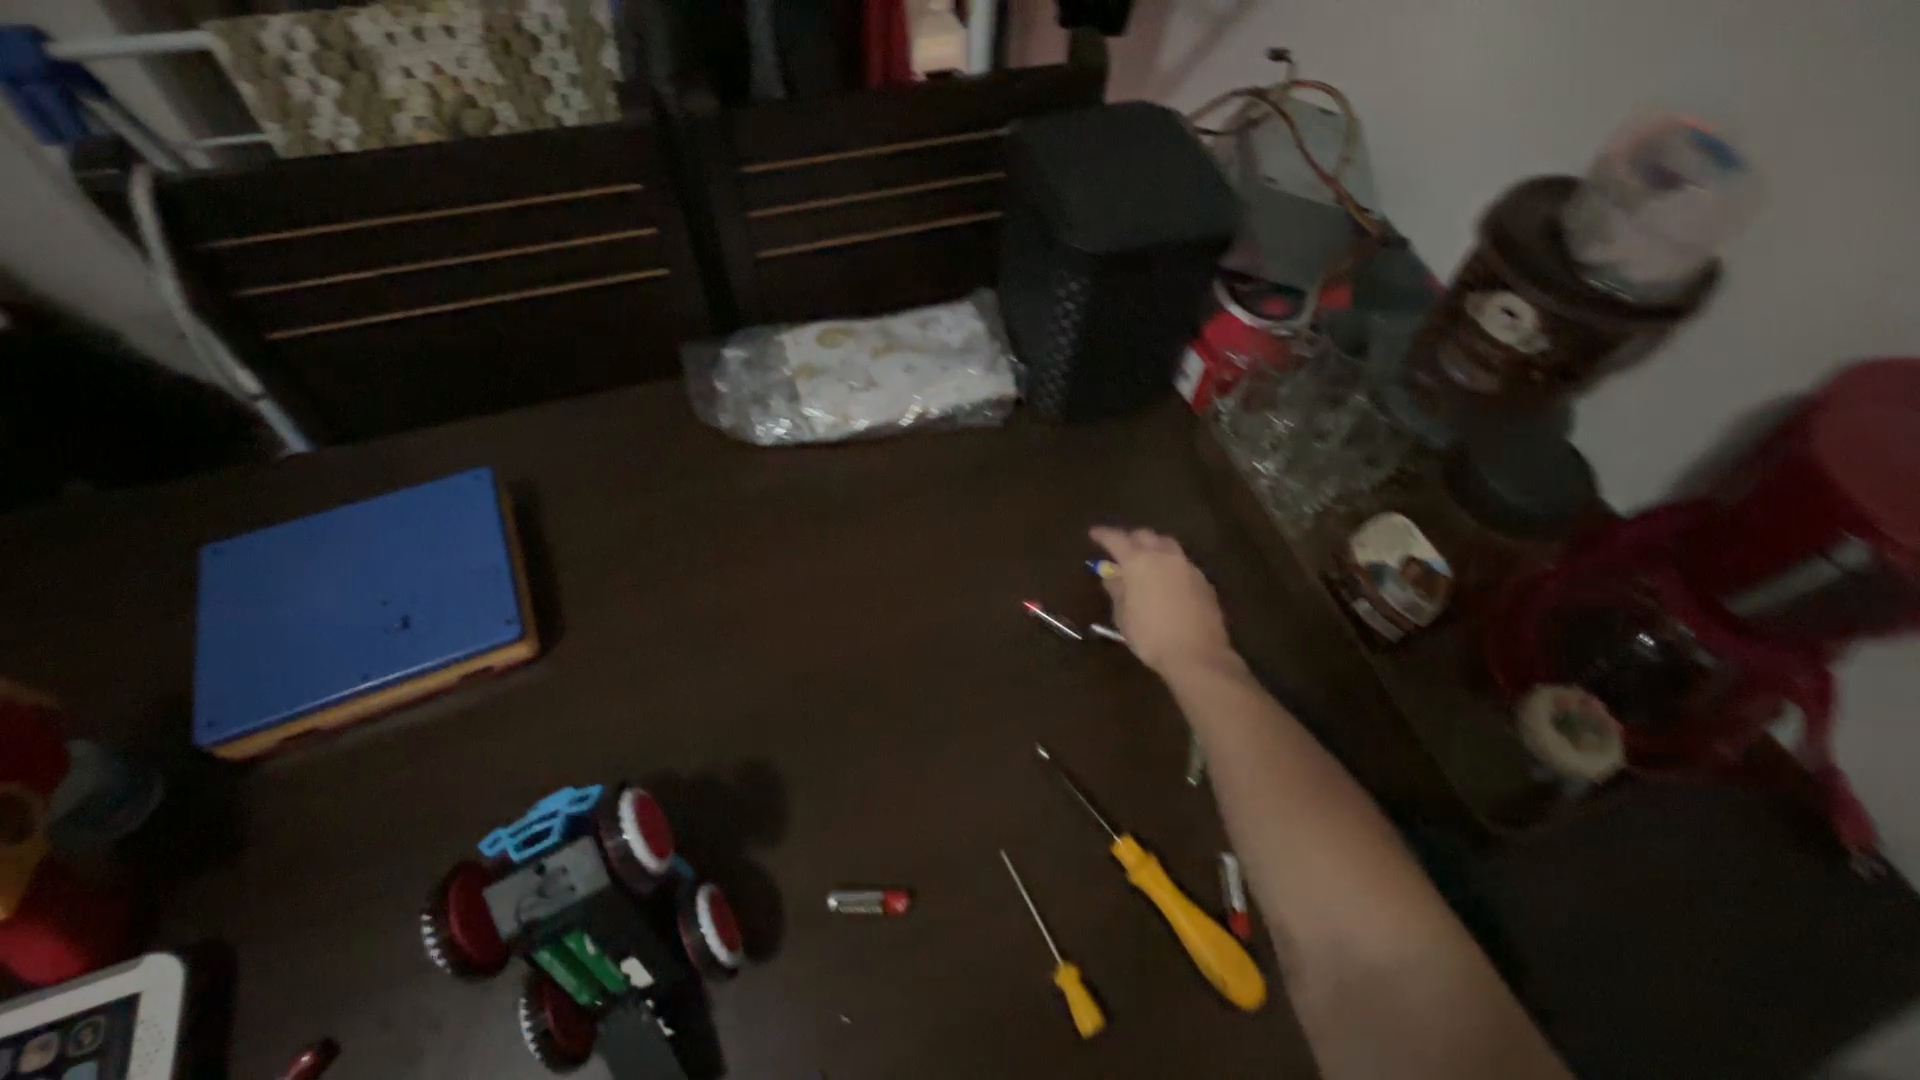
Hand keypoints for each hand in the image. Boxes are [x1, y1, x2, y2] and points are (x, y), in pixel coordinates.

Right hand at [1089, 527, 1236, 678]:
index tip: (1093, 533)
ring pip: (1167, 545)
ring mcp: (1187, 566)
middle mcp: (1164, 556)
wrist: (1196, 653)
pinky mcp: (1203, 580)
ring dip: (1153, 548)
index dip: (1103, 534)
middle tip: (1121, 550)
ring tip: (1145, 561)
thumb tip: (1111, 576)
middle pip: (1145, 535)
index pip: (1116, 539)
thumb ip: (1117, 591)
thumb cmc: (1150, 636)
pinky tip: (1166, 581)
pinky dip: (1169, 565)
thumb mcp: (1123, 616)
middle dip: (1130, 538)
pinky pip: (1182, 563)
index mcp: (1138, 562)